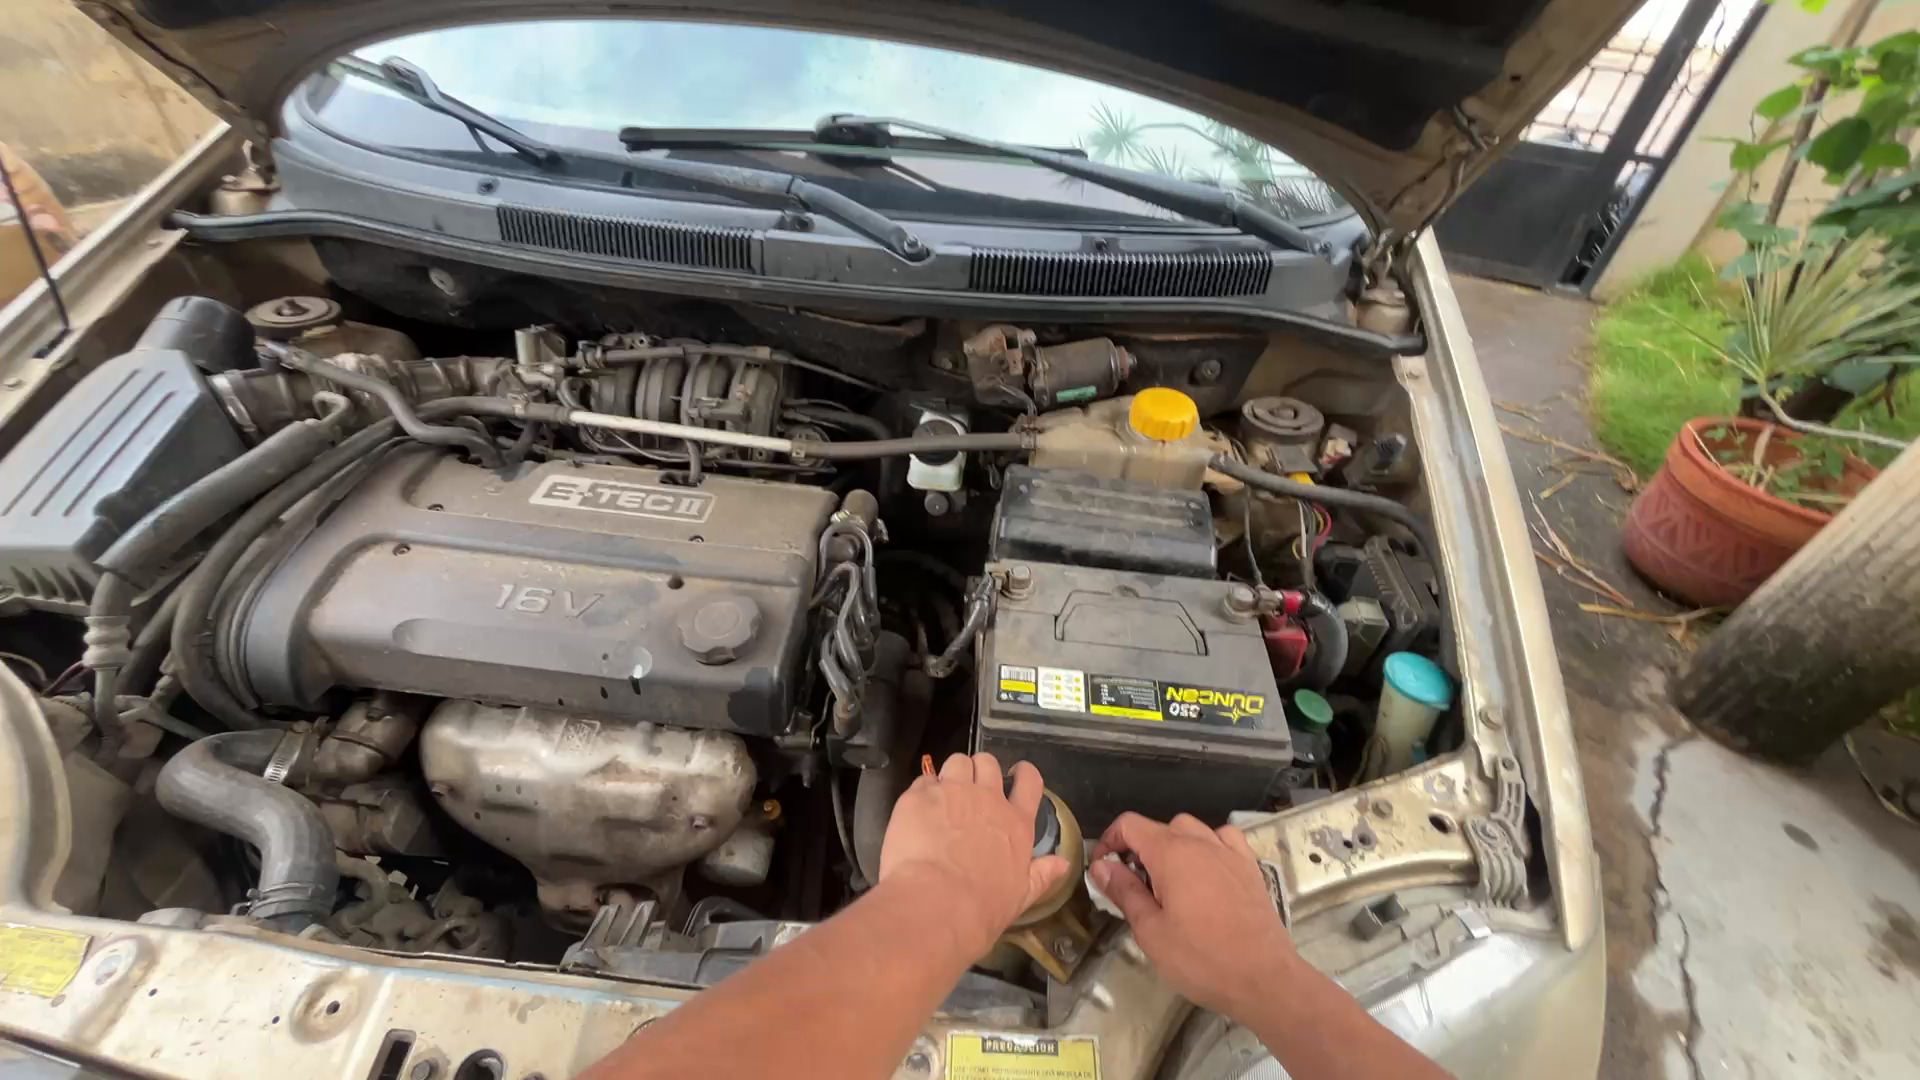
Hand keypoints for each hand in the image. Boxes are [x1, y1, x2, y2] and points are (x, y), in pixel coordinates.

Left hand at [879, 753, 1069, 955]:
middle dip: (980, 770)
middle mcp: (987, 799)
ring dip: (952, 774)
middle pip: (988, 763)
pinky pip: (924, 780)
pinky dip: (923, 792)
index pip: (1029, 782)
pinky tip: (917, 811)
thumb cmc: (982, 908)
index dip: (1023, 773)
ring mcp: (953, 791)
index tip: (1016, 773)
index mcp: (1015, 823)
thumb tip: (1064, 863)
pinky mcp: (920, 795)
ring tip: (943, 794)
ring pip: (957, 762)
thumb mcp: (1020, 896)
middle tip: (970, 788)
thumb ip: (1042, 875)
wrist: (936, 904)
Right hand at [1089, 812, 1300, 1020]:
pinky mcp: (1249, 867)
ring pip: (1191, 828)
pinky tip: (1207, 867)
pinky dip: (1210, 843)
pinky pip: (1224, 837)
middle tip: (1135, 886)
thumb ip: (1124, 892)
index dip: (1110, 841)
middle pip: (1159, 827)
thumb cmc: (1203, 959)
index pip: (1129, 824)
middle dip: (1140, 849)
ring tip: (1170, 878)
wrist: (1266, 980)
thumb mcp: (1151, 932)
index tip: (1104, 869)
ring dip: (1173, 844)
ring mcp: (1228, 852)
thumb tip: (1101, 866)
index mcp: (1170, 853)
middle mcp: (1199, 842)